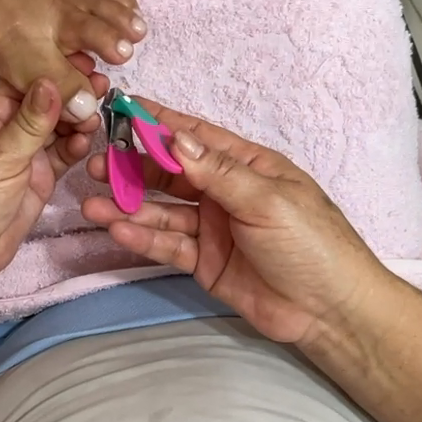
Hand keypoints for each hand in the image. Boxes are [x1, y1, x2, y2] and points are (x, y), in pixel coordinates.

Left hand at [0, 78, 91, 284]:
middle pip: (46, 102)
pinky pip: (63, 154)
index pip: (23, 80)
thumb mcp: (0, 156)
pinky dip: (76, 148)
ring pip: (59, 128)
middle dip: (72, 95)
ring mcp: (26, 153)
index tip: (84, 61)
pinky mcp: (40, 176)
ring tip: (96, 117)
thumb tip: (50, 80)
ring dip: (78, 122)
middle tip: (101, 87)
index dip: (52, 69)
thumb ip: (30, 122)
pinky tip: (87, 143)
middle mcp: (9, 129)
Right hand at [80, 100, 400, 345]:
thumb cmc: (311, 244)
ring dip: (128, 209)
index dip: (158, 124)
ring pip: (161, 212)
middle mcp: (224, 193)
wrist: (328, 311)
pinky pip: (167, 245)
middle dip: (132, 170)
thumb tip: (175, 138)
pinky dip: (142, 239)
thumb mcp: (267, 200)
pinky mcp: (202, 261)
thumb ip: (218, 172)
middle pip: (169, 175)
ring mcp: (211, 228)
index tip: (121, 110)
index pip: (195, 138)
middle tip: (96, 166)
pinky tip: (118, 233)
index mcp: (247, 167)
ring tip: (93, 207)